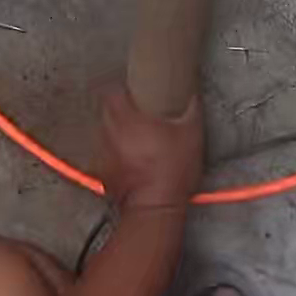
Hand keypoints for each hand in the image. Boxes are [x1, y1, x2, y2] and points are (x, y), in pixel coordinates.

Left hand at [96, 81, 202, 212]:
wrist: (156, 207)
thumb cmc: (171, 169)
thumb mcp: (191, 133)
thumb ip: (192, 109)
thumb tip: (192, 96)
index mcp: (129, 120)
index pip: (112, 93)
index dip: (121, 89)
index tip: (132, 90)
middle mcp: (111, 134)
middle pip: (104, 110)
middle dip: (117, 106)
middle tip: (134, 108)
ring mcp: (105, 154)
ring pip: (102, 131)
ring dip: (114, 128)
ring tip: (132, 131)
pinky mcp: (104, 172)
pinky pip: (105, 152)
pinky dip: (114, 149)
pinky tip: (129, 154)